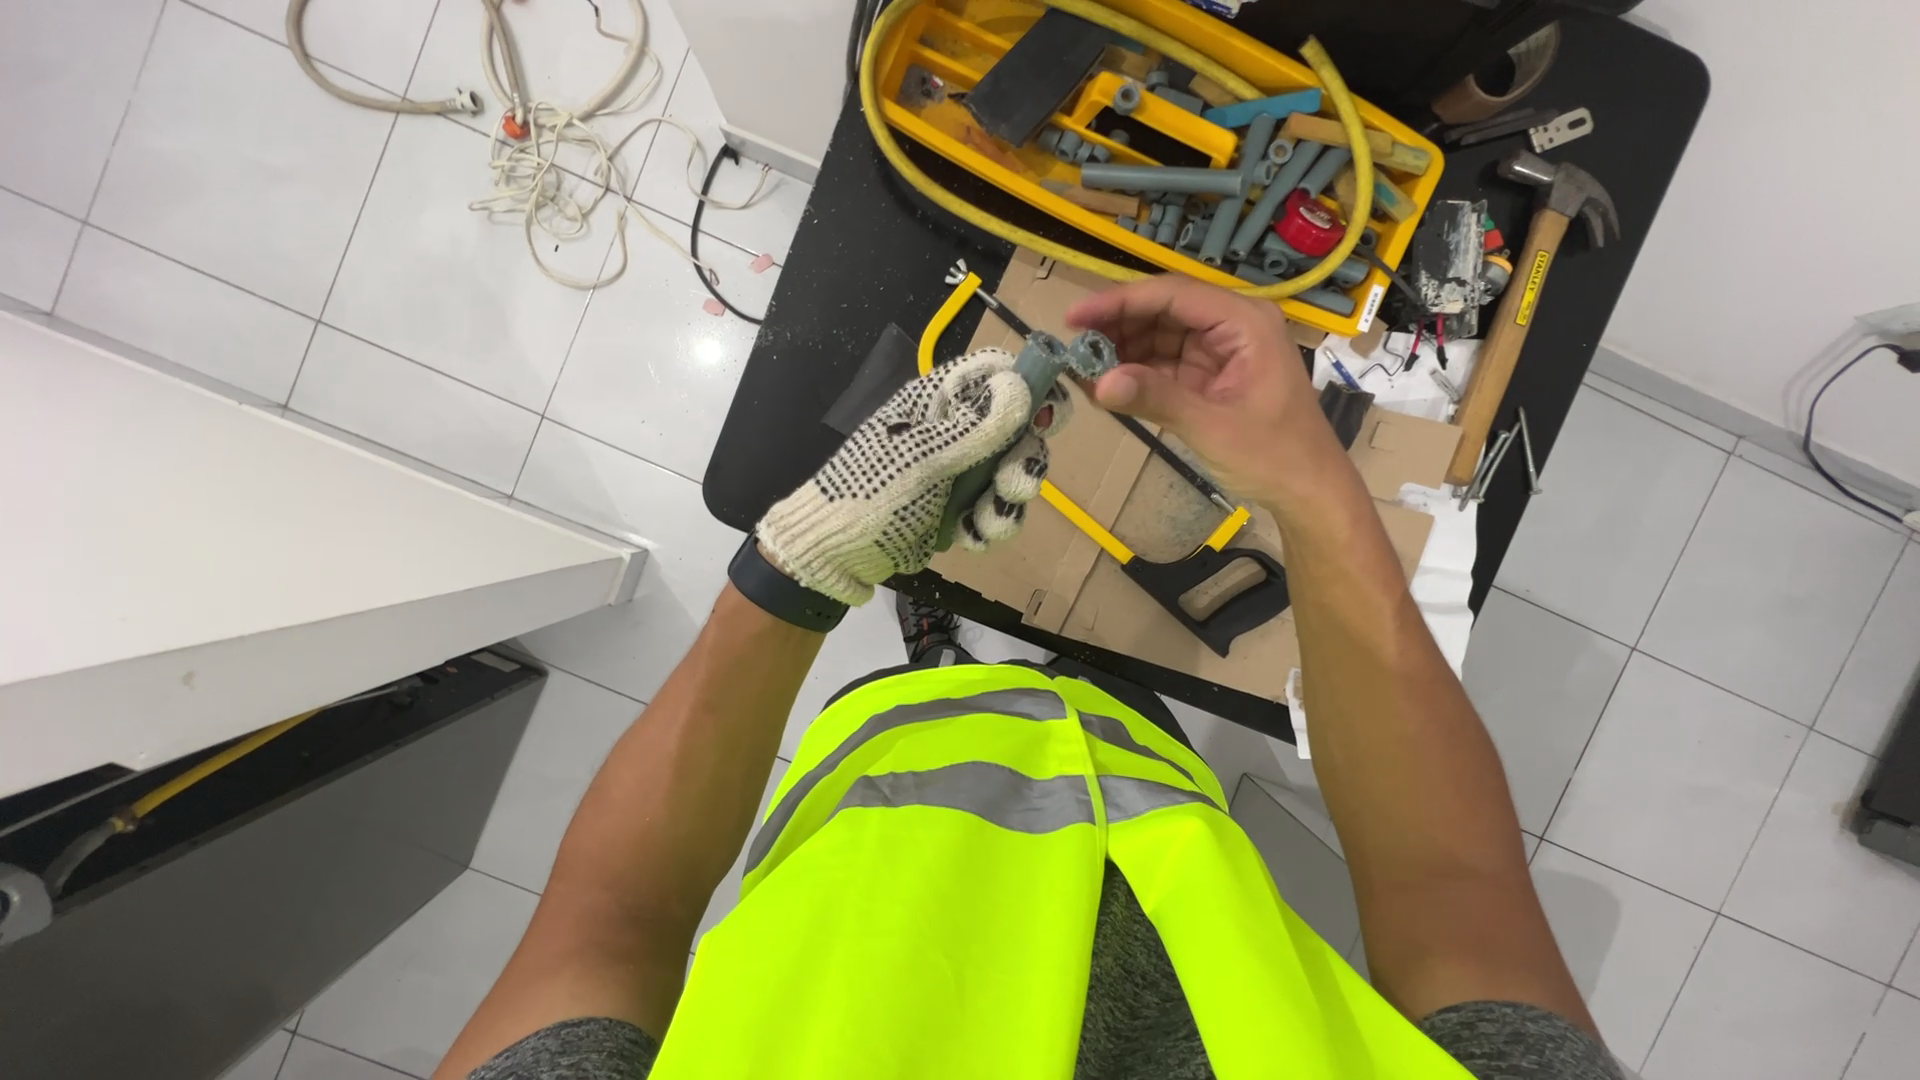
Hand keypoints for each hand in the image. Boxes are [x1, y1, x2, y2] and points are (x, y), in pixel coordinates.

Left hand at [756, 348, 1070, 604]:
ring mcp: (957, 472)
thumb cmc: (868, 495)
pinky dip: (986, 526)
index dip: (1029, 388)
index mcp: (937, 402)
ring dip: (1004, 505)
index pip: (995, 375)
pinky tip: (966, 538)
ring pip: (1010, 476)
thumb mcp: (921, 459)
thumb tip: (1021, 384)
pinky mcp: (957, 509)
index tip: (1048, 417)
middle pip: (1018, 430)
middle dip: (1023, 462)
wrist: (834, 556)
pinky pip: (993, 510)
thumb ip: (975, 427)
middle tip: (1013, 487)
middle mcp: (953, 431)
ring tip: (981, 525)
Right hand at [1066, 276, 1353, 518]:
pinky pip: (1164, 364)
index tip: (1075, 316)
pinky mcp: (1208, 378)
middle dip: (1116, 326)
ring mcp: (1219, 352)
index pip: (1172, 296)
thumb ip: (1155, 398)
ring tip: (1082, 367)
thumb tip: (1098, 382)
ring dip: (1122, 350)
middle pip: (1162, 310)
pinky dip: (1135, 373)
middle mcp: (1231, 327)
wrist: (1307, 491)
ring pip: (1159, 336)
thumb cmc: (1273, 455)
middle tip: (1072, 346)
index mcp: (1244, 322)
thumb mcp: (1211, 426)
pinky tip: (1105, 384)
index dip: (1119, 302)